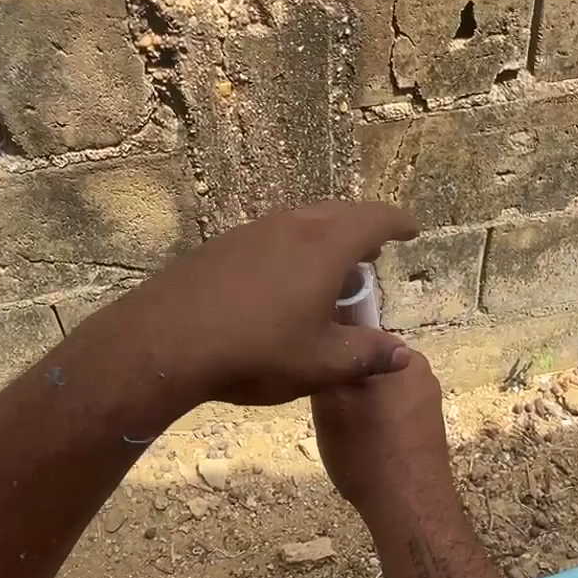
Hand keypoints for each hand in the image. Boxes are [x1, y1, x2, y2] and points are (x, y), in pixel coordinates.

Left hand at [86, 202, 418, 408]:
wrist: (165, 343)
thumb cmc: (256, 352)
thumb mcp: (321, 364)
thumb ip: (367, 355)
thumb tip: (403, 354)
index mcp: (324, 246)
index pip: (374, 220)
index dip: (398, 222)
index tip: (413, 229)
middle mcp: (290, 227)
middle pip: (338, 214)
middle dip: (363, 229)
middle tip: (375, 251)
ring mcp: (251, 232)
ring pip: (301, 222)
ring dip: (325, 238)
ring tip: (333, 266)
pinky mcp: (221, 247)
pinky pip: (272, 236)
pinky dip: (294, 248)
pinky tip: (284, 280)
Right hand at [310, 349, 459, 521]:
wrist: (408, 507)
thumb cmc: (366, 448)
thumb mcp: (331, 400)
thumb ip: (330, 363)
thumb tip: (325, 343)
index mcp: (405, 356)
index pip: (357, 335)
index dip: (331, 353)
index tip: (314, 376)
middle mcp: (422, 374)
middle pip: (367, 366)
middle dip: (344, 384)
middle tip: (326, 410)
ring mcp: (428, 404)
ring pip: (376, 393)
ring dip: (356, 408)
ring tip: (342, 434)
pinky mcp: (426, 432)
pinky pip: (389, 417)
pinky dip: (372, 428)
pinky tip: (361, 450)